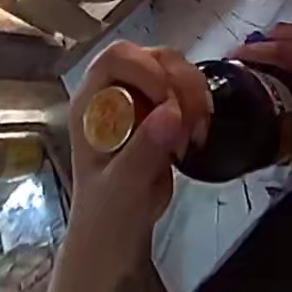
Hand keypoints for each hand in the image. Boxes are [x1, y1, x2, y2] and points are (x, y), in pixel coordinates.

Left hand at [65, 42, 212, 263]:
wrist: (120, 234)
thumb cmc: (109, 213)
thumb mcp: (121, 190)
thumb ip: (142, 152)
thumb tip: (170, 112)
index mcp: (91, 102)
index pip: (116, 57)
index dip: (145, 69)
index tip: (167, 102)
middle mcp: (115, 89)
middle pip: (154, 56)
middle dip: (179, 84)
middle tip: (188, 124)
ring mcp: (140, 95)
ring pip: (176, 67)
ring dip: (194, 95)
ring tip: (191, 136)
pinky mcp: (163, 106)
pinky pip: (189, 88)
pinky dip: (200, 106)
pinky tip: (196, 135)